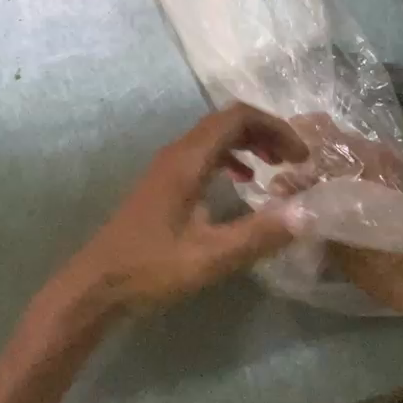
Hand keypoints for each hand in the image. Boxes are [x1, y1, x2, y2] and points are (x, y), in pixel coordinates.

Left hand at [59, 104, 312, 315]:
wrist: (96, 285)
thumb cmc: (152, 268)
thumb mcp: (211, 256)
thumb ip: (259, 234)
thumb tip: (306, 214)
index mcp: (189, 160)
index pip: (238, 117)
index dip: (276, 127)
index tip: (301, 155)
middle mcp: (178, 152)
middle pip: (228, 120)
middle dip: (267, 132)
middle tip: (295, 160)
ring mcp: (168, 166)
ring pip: (215, 135)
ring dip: (250, 142)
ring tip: (276, 166)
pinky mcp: (164, 182)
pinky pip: (204, 152)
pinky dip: (231, 156)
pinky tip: (242, 180)